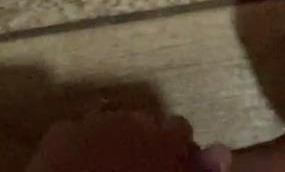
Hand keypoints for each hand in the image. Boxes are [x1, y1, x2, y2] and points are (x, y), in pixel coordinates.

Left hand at [24, 110, 229, 171]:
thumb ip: (198, 170)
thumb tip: (223, 150)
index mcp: (159, 137)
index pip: (180, 128)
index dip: (180, 150)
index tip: (177, 167)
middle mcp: (128, 119)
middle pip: (147, 124)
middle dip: (148, 143)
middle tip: (144, 170)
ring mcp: (93, 122)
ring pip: (114, 123)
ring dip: (118, 141)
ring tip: (114, 168)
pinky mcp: (62, 131)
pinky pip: (81, 131)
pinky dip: (86, 144)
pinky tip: (84, 165)